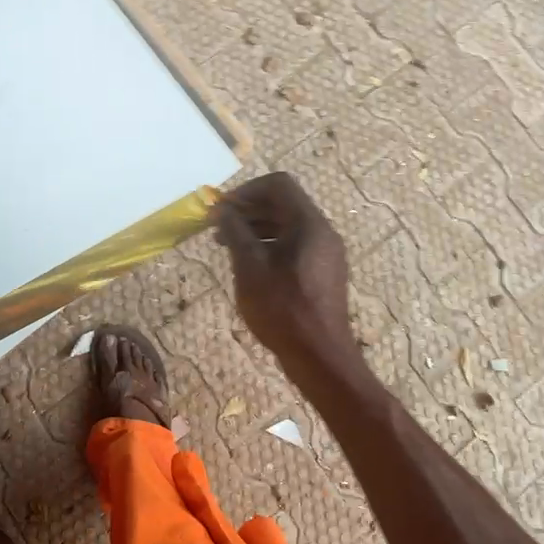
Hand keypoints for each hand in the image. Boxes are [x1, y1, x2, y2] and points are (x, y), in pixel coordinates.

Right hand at [214, 173, 358, 383]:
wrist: (320, 358)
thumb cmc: (282, 309)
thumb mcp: (250, 266)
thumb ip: (235, 231)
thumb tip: (222, 210)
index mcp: (309, 223)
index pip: (278, 184)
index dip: (246, 191)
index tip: (223, 210)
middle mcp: (322, 232)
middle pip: (283, 203)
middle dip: (248, 210)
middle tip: (218, 228)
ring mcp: (325, 253)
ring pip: (287, 225)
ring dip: (256, 228)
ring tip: (227, 247)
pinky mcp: (322, 272)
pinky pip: (294, 245)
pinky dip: (269, 246)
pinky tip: (249, 266)